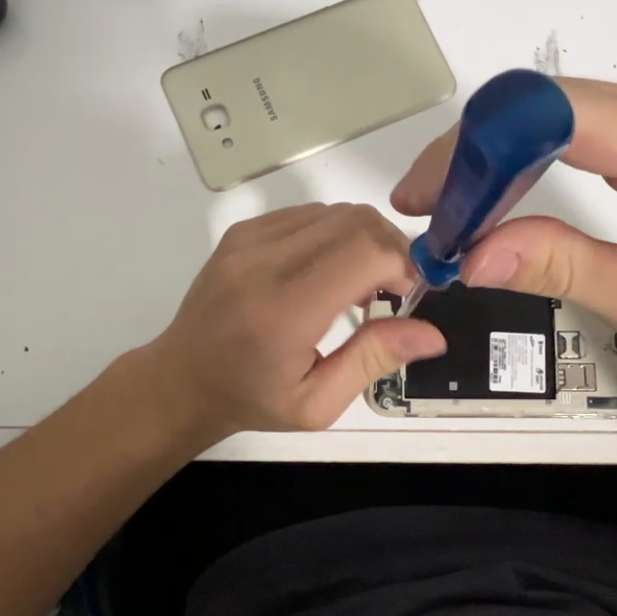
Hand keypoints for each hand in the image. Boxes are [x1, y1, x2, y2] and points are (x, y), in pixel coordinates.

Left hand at [145, 203, 446, 434]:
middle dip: (392, 249)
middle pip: (357, 221)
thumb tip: (433, 333)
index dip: (403, 263)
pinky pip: (310, 214)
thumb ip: (374, 360)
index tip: (409, 294)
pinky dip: (335, 235)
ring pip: (337, 212)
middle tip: (392, 291)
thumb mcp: (317, 403)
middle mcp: (263, 263)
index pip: (364, 252)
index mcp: (283, 312)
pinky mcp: (244, 230)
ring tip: (358, 287)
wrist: (183, 378)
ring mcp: (249, 240)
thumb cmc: (253, 399)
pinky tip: (328, 273)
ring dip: (365, 241)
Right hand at [392, 78, 616, 387]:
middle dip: (475, 152)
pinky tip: (497, 194)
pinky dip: (523, 158)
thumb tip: (474, 255)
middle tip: (431, 212)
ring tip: (455, 210)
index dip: (484, 144)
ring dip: (493, 155)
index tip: (438, 199)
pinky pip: (574, 127)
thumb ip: (563, 269)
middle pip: (549, 103)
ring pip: (554, 110)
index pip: (562, 114)